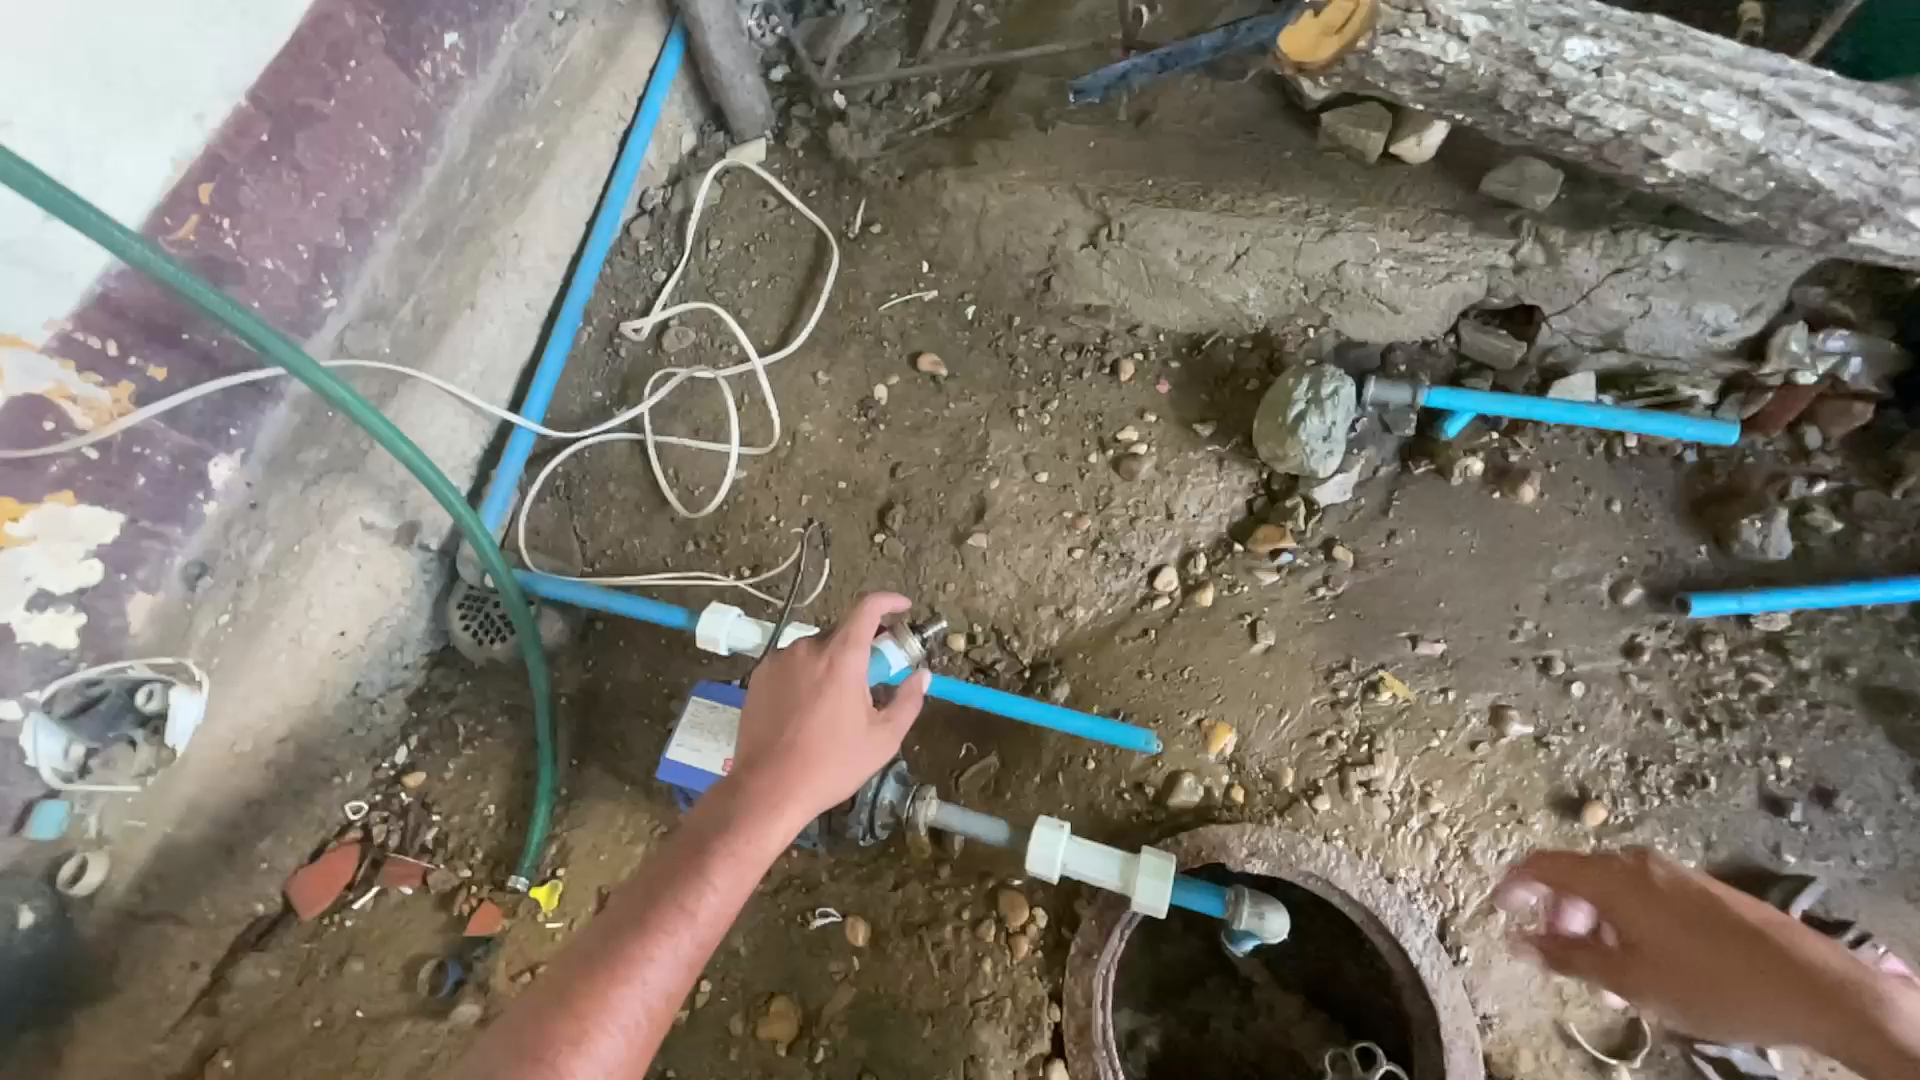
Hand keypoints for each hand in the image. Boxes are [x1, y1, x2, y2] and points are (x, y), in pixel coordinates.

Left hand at [725, 592, 929, 824]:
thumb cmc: (832, 764)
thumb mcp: (883, 739)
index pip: (867, 608)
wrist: (768, 789)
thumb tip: (921, 676)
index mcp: (841, 657)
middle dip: (861, 647)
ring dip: (832, 663)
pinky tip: (807, 708)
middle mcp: (807, 648)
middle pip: (842, 633)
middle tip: (871, 679)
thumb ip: (908, 700)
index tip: (902, 608)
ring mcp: (778, 660)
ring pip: (816, 649)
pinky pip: (792, 663)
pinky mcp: (759, 676)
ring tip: (835, 703)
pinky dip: (807, 674)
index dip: (889, 601)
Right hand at [1493, 847, 1912, 1052]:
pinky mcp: (1703, 889)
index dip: (1512, 885)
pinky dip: (1626, 920)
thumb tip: (1517, 941)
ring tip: (1607, 970)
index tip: (1499, 911)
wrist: (1822, 989)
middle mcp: (1634, 862)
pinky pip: (1643, 894)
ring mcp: (1672, 873)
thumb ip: (1567, 957)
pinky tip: (1645, 960)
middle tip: (1559, 954)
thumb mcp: (1629, 980)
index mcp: (1609, 876)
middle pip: (1575, 877)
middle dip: (1558, 914)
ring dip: (1594, 922)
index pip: (1539, 864)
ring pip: (1611, 888)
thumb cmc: (1710, 982)